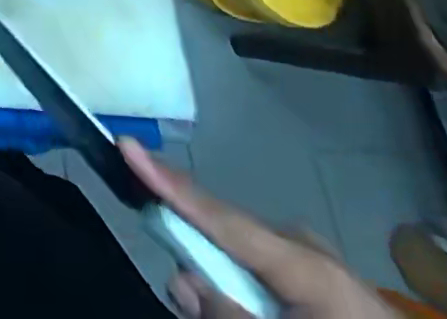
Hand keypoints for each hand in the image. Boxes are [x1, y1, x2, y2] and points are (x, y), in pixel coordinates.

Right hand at [121, 138, 394, 318]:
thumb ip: (229, 313)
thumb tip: (182, 277)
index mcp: (305, 264)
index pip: (219, 216)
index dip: (167, 181)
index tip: (125, 144)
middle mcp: (307, 249)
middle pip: (224, 233)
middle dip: (193, 248)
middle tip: (187, 290)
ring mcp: (316, 260)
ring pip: (239, 253)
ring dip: (221, 276)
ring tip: (227, 304)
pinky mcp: (321, 277)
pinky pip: (260, 268)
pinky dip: (244, 285)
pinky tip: (250, 302)